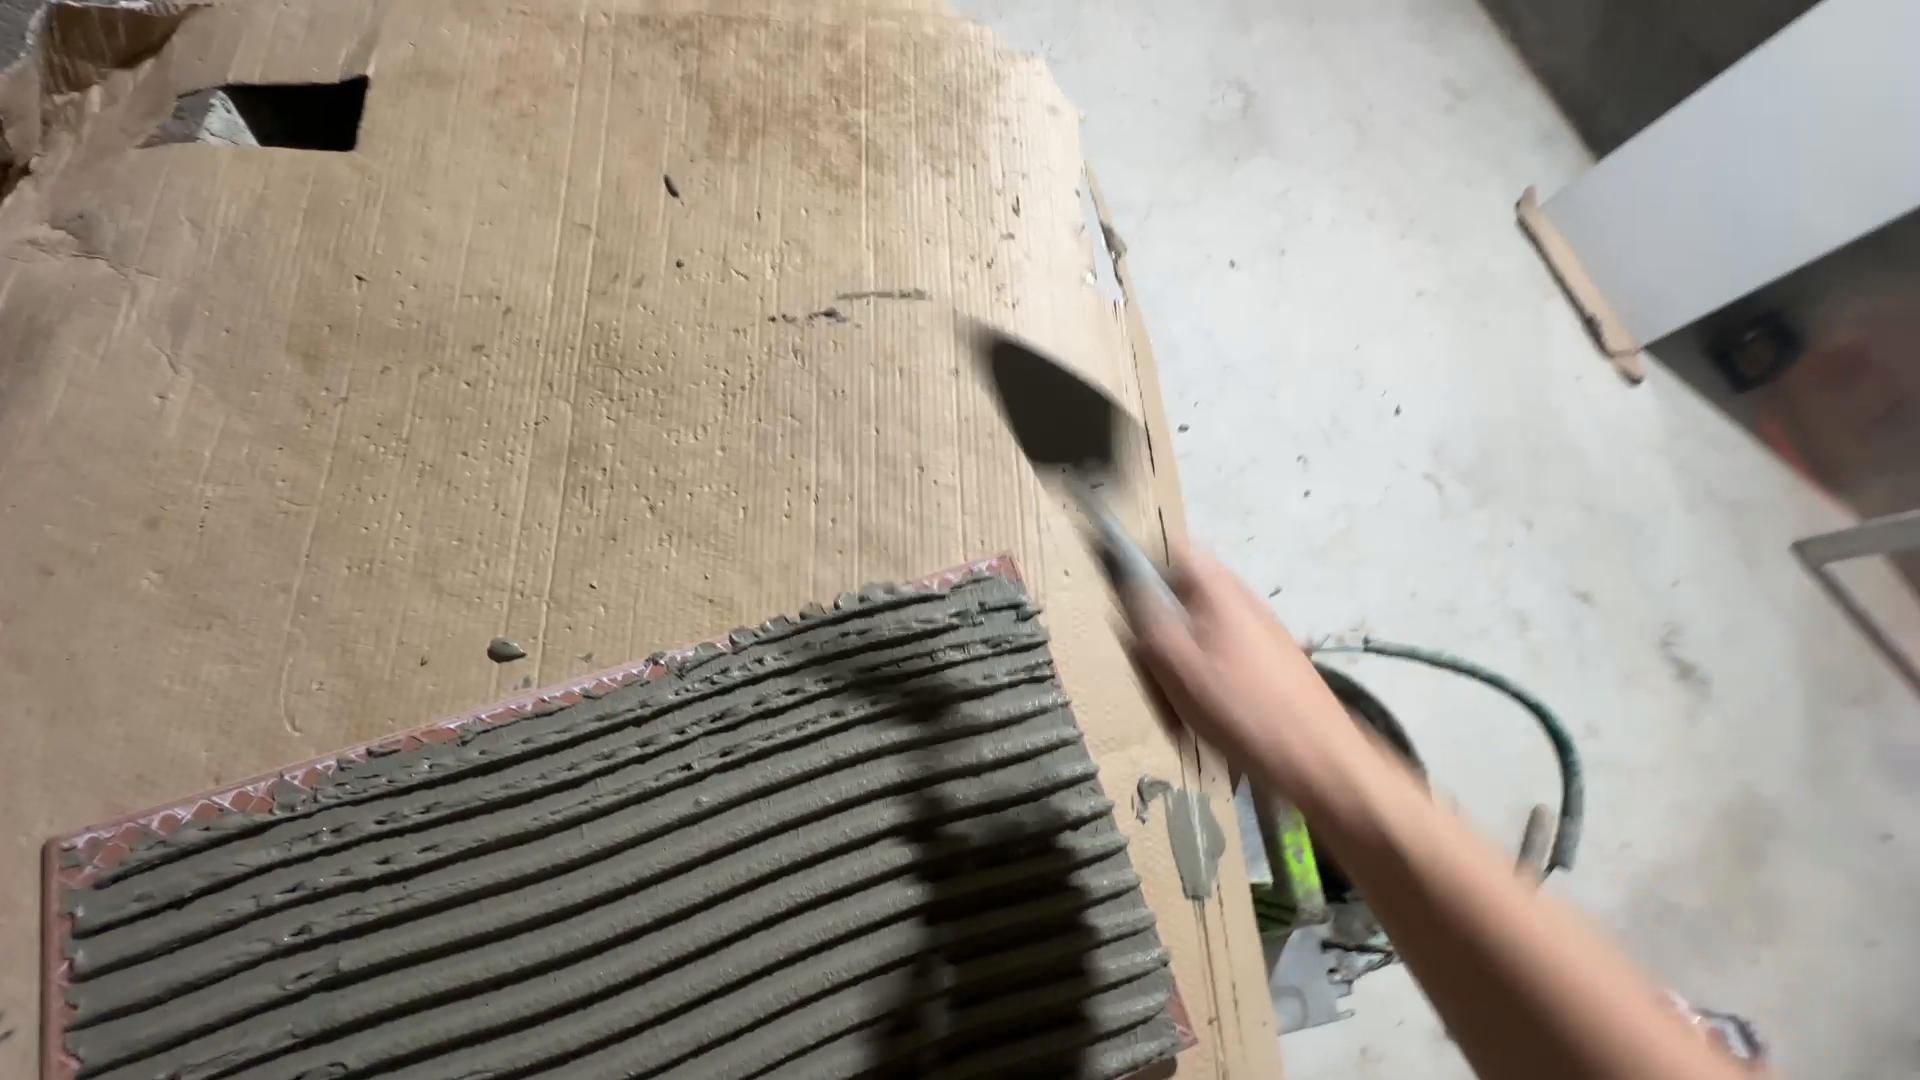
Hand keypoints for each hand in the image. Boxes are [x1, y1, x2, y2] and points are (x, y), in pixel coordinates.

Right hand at [1123, 546, 1361, 802]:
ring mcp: (1257, 633)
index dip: (1139, 569)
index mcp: (1216, 588)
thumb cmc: (1241, 708)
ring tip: (1180, 716)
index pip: (1169, 551)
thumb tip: (1124, 581)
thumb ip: (1144, 617)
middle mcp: (1238, 600)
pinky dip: (1203, 689)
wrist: (1320, 760)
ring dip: (1176, 674)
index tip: (1126, 608)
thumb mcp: (1174, 662)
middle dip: (1156, 643)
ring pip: (1194, 639)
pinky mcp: (1269, 664)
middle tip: (1155, 682)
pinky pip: (1219, 664)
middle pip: (1176, 603)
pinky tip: (1206, 724)